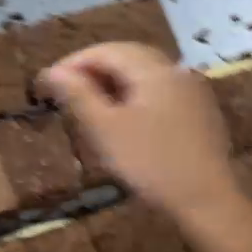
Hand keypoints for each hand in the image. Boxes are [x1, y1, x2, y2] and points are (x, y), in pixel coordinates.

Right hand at [38, 43, 240, 222]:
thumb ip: (76, 94)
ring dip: (110, 80)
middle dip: (90, 68)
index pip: (105, 51)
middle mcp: (175, 72)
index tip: (46, 85)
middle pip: (126, 56)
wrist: (205, 199)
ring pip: (142, 72)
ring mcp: (190, 91)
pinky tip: (118, 115)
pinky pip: (157, 89)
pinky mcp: (196, 111)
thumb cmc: (148, 161)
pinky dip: (130, 92)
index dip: (71, 63)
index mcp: (153, 71)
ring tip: (85, 103)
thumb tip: (50, 71)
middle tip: (63, 90)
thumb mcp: (103, 128)